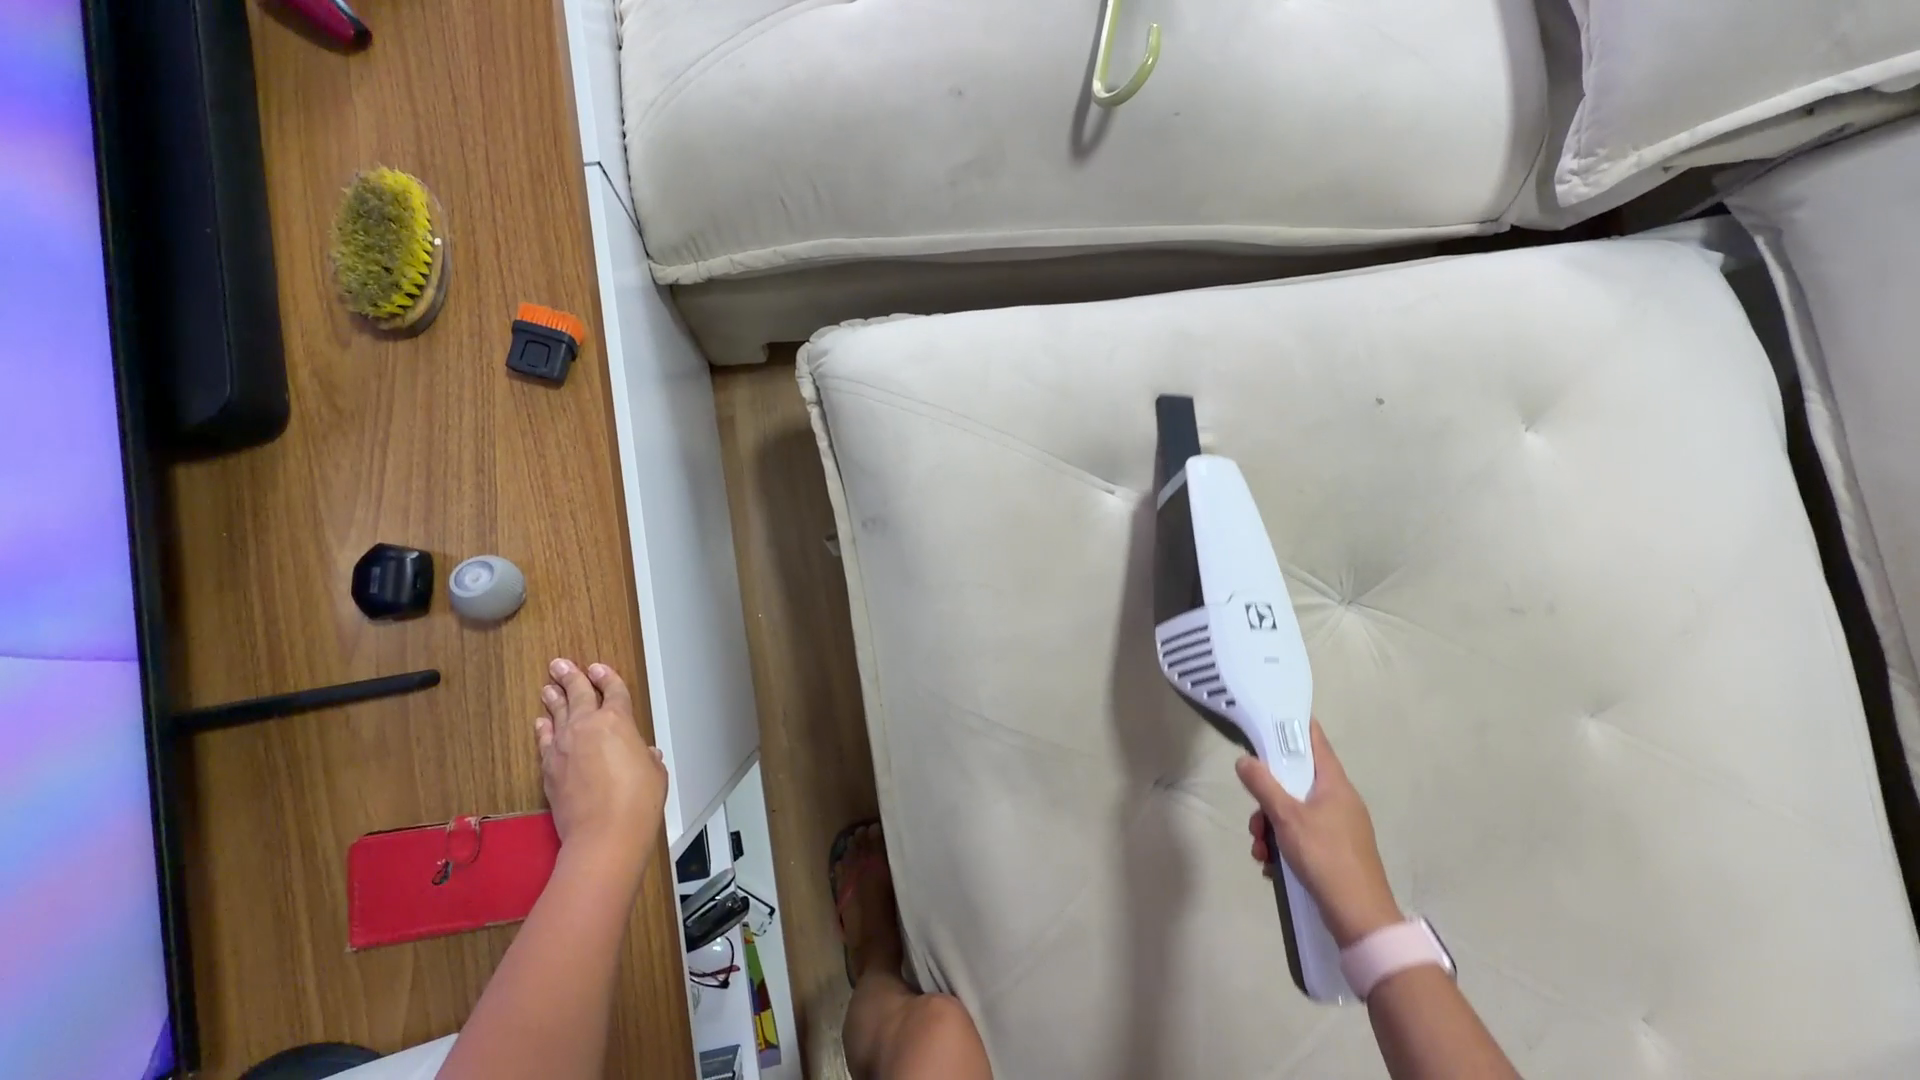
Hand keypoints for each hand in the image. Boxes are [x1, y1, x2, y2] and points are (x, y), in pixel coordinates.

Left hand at [535, 658, 667, 875]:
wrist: (604, 832)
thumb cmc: (638, 800)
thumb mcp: (654, 773)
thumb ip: (647, 758)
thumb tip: (645, 756)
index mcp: (618, 721)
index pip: (613, 691)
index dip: (607, 678)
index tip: (598, 669)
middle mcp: (587, 726)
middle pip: (578, 693)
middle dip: (570, 676)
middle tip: (560, 664)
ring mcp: (564, 746)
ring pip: (557, 713)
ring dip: (554, 698)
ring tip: (548, 686)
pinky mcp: (549, 767)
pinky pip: (544, 739)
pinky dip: (543, 728)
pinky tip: (541, 722)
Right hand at [1235, 720, 1401, 947]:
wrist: (1359, 916)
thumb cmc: (1326, 857)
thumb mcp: (1287, 818)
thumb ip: (1264, 786)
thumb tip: (1245, 759)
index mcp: (1334, 784)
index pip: (1315, 742)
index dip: (1294, 727)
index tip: (1270, 720)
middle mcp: (1339, 800)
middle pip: (1295, 783)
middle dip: (1267, 800)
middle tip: (1256, 821)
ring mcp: (1339, 827)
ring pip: (1293, 813)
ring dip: (1271, 829)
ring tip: (1262, 852)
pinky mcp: (1334, 852)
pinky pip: (1301, 836)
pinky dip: (1284, 847)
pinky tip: (1272, 866)